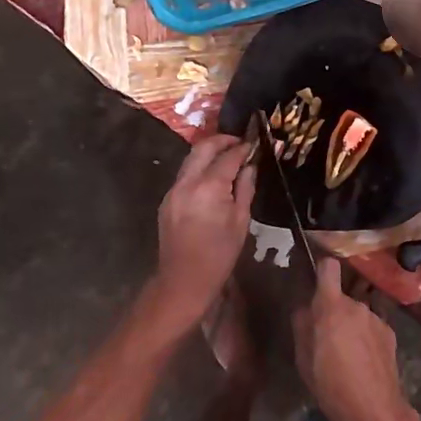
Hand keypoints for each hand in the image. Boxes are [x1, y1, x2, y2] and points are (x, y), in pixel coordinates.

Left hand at [151, 133, 254, 326]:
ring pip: (190, 159)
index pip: (228, 157)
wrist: (184, 280)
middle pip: (202, 148)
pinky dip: (199, 168)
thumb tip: (250, 166)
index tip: (254, 145)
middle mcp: (187, 182)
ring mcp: (173, 190)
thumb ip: (245, 188)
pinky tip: (212, 178)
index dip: (243, 148)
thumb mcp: (241, 221)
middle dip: (222, 141)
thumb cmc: (220, 254)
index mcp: (209, 187)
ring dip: (208, 153)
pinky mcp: (167, 199)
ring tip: (227, 157)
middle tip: (239, 143)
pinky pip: (184, 175)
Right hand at [293, 257, 414, 420]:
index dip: (321, 269)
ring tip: (346, 353)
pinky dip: (365, 336)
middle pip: (341, 296)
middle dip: (333, 309)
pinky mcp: (390, 332)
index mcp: (331, 306)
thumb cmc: (332, 385)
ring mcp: (376, 317)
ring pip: (356, 312)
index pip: (328, 267)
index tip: (316, 279)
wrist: (375, 410)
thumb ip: (302, 325)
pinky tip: (364, 360)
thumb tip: (304, 307)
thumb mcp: (304, 359)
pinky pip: (370, 326)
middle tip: (325, 336)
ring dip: (350, 324)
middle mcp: (356, 304)